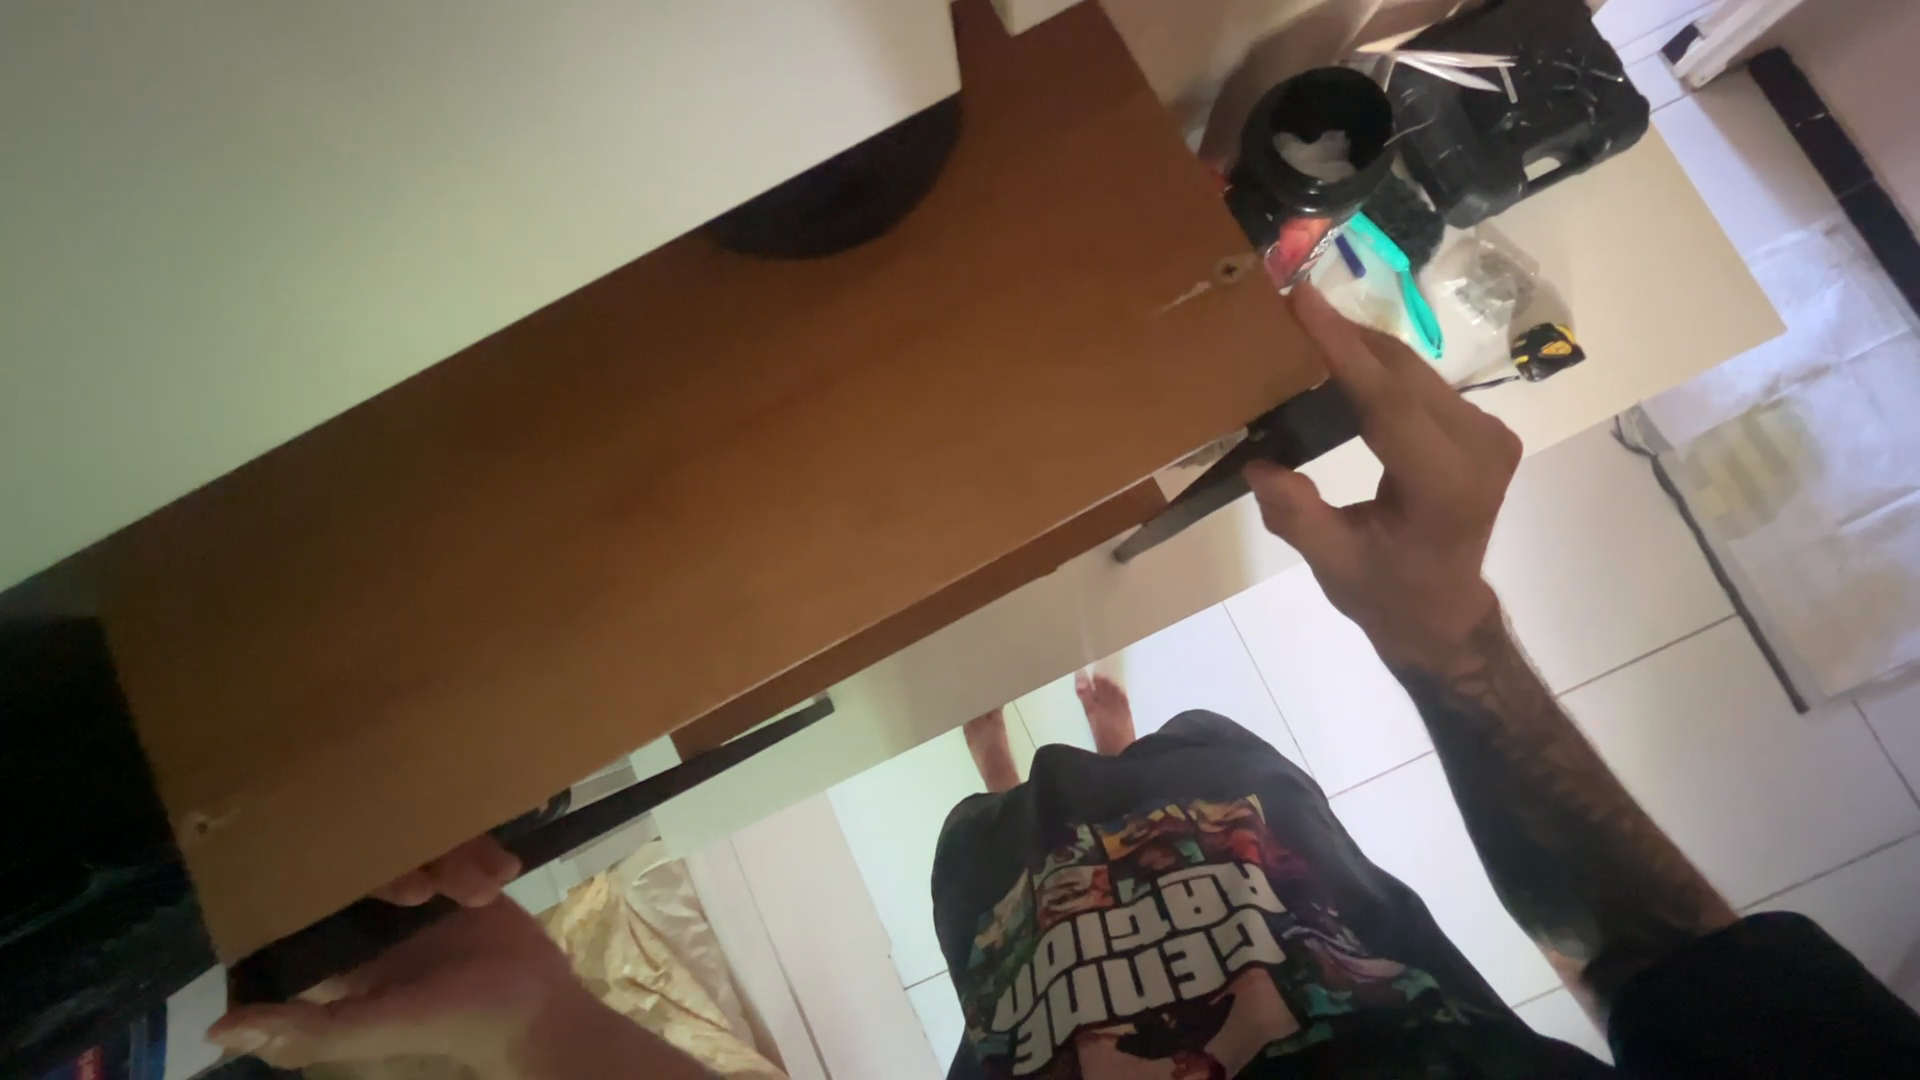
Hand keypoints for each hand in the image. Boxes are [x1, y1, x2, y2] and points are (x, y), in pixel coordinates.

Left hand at [208, 837, 579, 1071]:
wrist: (536, 1003)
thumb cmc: (457, 1019)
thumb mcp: (382, 1026)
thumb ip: (311, 1028)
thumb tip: (217, 1027)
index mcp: (346, 960)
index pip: (315, 910)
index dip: (326, 887)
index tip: (349, 872)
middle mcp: (381, 925)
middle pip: (375, 869)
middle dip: (405, 870)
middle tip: (432, 890)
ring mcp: (430, 901)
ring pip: (426, 851)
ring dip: (458, 862)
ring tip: (485, 888)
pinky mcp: (471, 882)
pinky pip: (468, 847)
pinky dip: (486, 855)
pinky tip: (504, 875)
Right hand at [1246, 286, 1522, 672]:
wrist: (1441, 611)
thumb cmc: (1385, 593)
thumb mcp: (1332, 563)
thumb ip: (1296, 515)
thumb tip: (1256, 463)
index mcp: (1445, 484)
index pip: (1389, 402)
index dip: (1343, 350)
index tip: (1304, 303)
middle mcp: (1480, 448)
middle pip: (1404, 374)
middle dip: (1346, 336)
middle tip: (1289, 307)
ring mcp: (1488, 435)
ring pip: (1414, 370)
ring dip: (1360, 346)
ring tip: (1306, 327)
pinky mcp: (1480, 430)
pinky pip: (1420, 383)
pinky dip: (1377, 366)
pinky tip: (1340, 357)